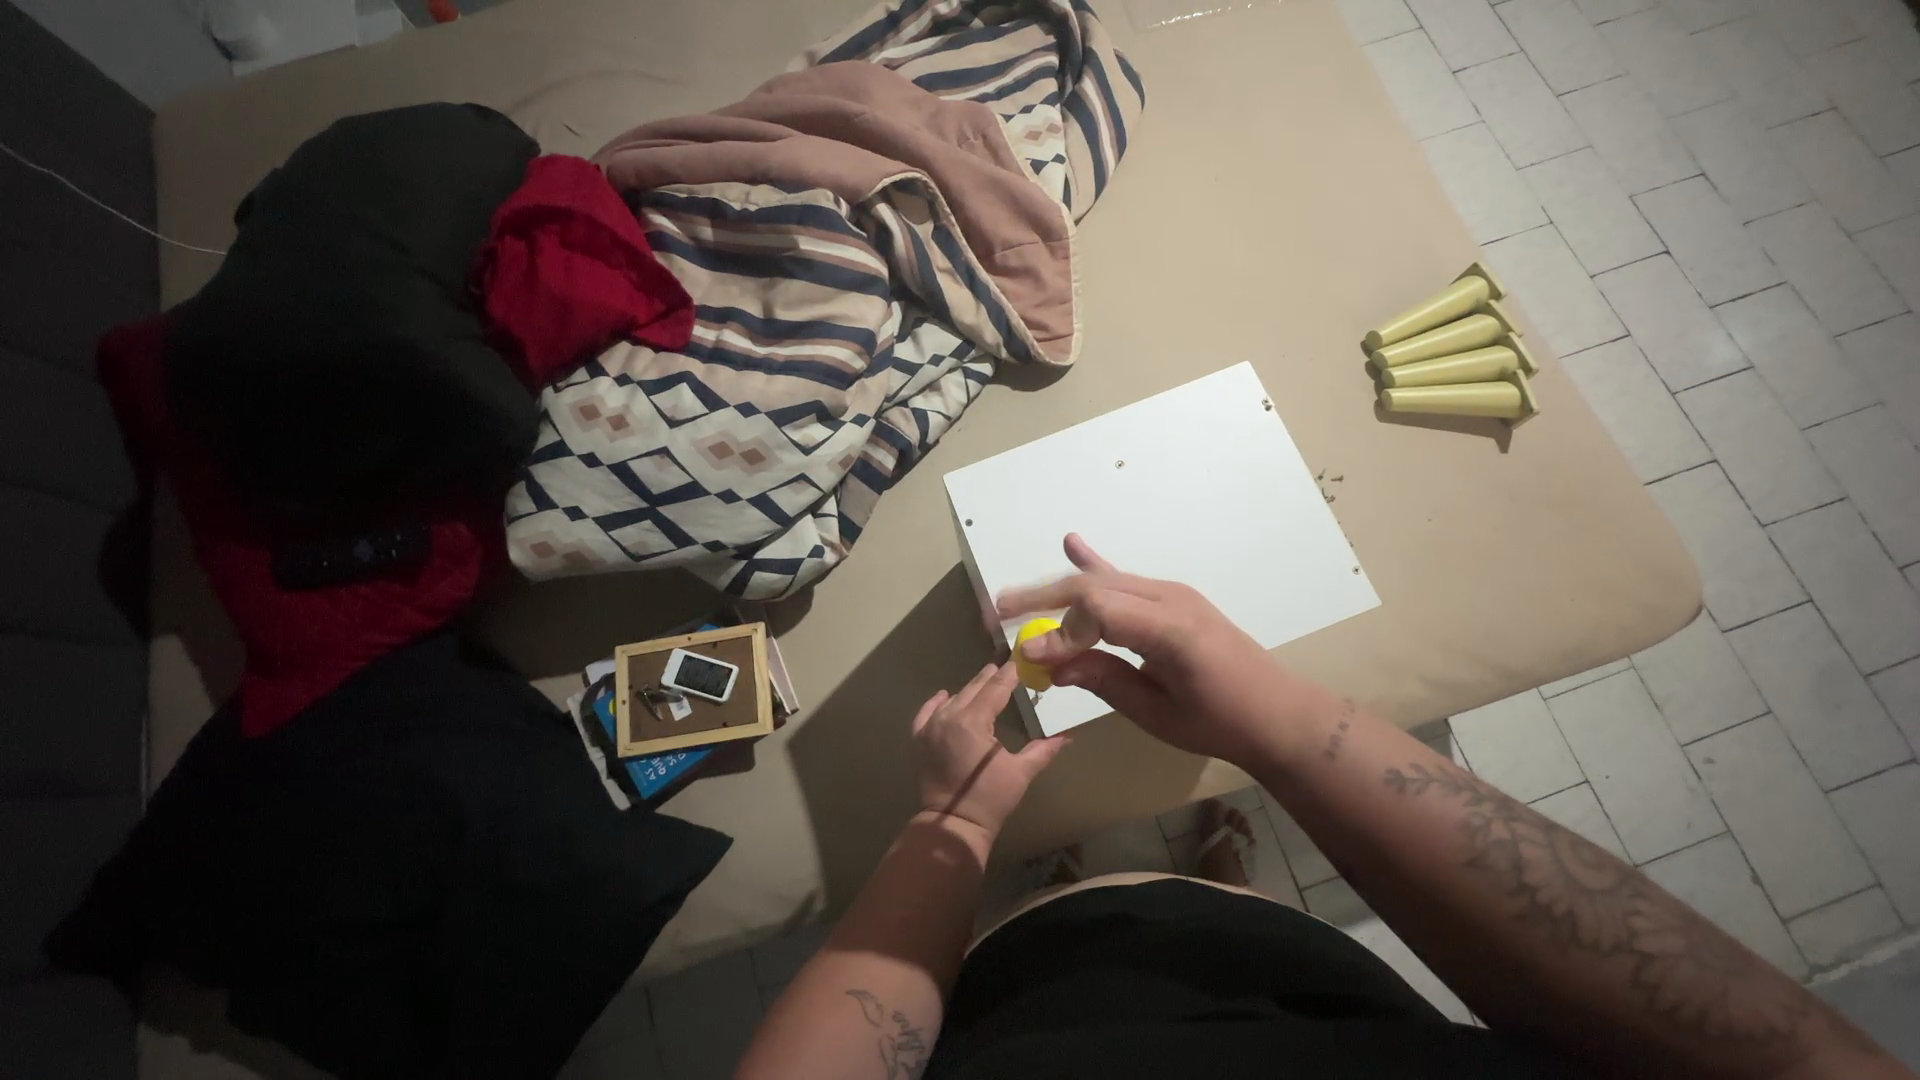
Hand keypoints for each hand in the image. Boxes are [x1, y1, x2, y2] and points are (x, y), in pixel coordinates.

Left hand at [912, 661, 1072, 836]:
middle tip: (1003, 666)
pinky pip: (926, 713)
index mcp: (973, 721)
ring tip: (983, 683)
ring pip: (952, 699)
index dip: (1008, 675)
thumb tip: (1068, 736)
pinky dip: (936, 703)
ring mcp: (929, 727)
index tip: (1018, 662)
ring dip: (968, 691)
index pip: (995, 689)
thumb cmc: (990, 799)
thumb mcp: (1020, 773)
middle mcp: (948, 717)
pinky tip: (945, 695)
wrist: (952, 824)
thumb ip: (1043, 750)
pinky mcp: (918, 740)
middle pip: (972, 689)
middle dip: (989, 678)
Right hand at [995, 534, 1320, 765]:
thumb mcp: (1156, 712)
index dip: (1057, 629)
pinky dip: (1094, 567)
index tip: (1026, 654)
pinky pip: (1124, 581)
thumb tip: (1049, 662)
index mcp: (1170, 629)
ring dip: (1059, 590)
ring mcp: (1172, 593)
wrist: (1276, 712)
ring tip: (1015, 599)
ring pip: (1103, 582)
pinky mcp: (1172, 598)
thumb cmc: (1219, 722)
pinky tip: (1071, 544)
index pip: (1098, 612)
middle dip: (1042, 599)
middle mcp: (1169, 598)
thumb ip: (1102, 679)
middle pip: (1093, 587)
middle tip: (998, 613)